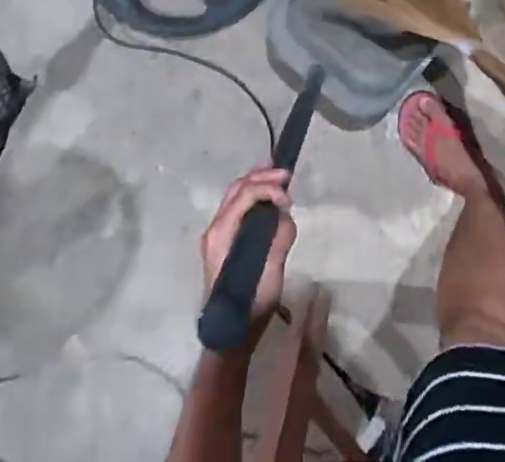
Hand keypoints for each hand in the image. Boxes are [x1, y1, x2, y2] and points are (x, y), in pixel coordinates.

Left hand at [200, 167, 296, 325]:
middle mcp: (215, 227)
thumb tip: (285, 216)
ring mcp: (218, 233)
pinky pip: (238, 209)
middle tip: (285, 173)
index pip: (244, 195)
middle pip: (236, 189)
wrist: (230, 332)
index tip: (288, 199)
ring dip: (256, 183)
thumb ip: (278, 240)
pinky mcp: (225, 240)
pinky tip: (267, 197)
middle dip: (261, 177)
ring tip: (276, 174)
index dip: (267, 189)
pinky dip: (253, 197)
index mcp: (221, 233)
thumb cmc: (249, 305)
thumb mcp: (270, 273)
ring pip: (235, 196)